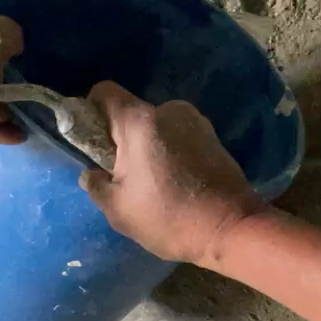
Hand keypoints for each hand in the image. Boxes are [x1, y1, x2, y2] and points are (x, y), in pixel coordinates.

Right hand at [78, 81, 265, 265]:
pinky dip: (169, 150)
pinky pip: (178, 135)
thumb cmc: (170, 217)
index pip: (104, 92)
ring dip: (147, 146)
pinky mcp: (213, 135)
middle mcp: (170, 110)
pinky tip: (175, 181)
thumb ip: (95, 183)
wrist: (232, 228)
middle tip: (121, 174)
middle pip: (131, 112)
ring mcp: (196, 121)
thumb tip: (91, 171)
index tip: (90, 140)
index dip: (89, 110)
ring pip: (156, 126)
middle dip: (120, 137)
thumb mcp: (118, 209)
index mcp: (141, 121)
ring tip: (152, 183)